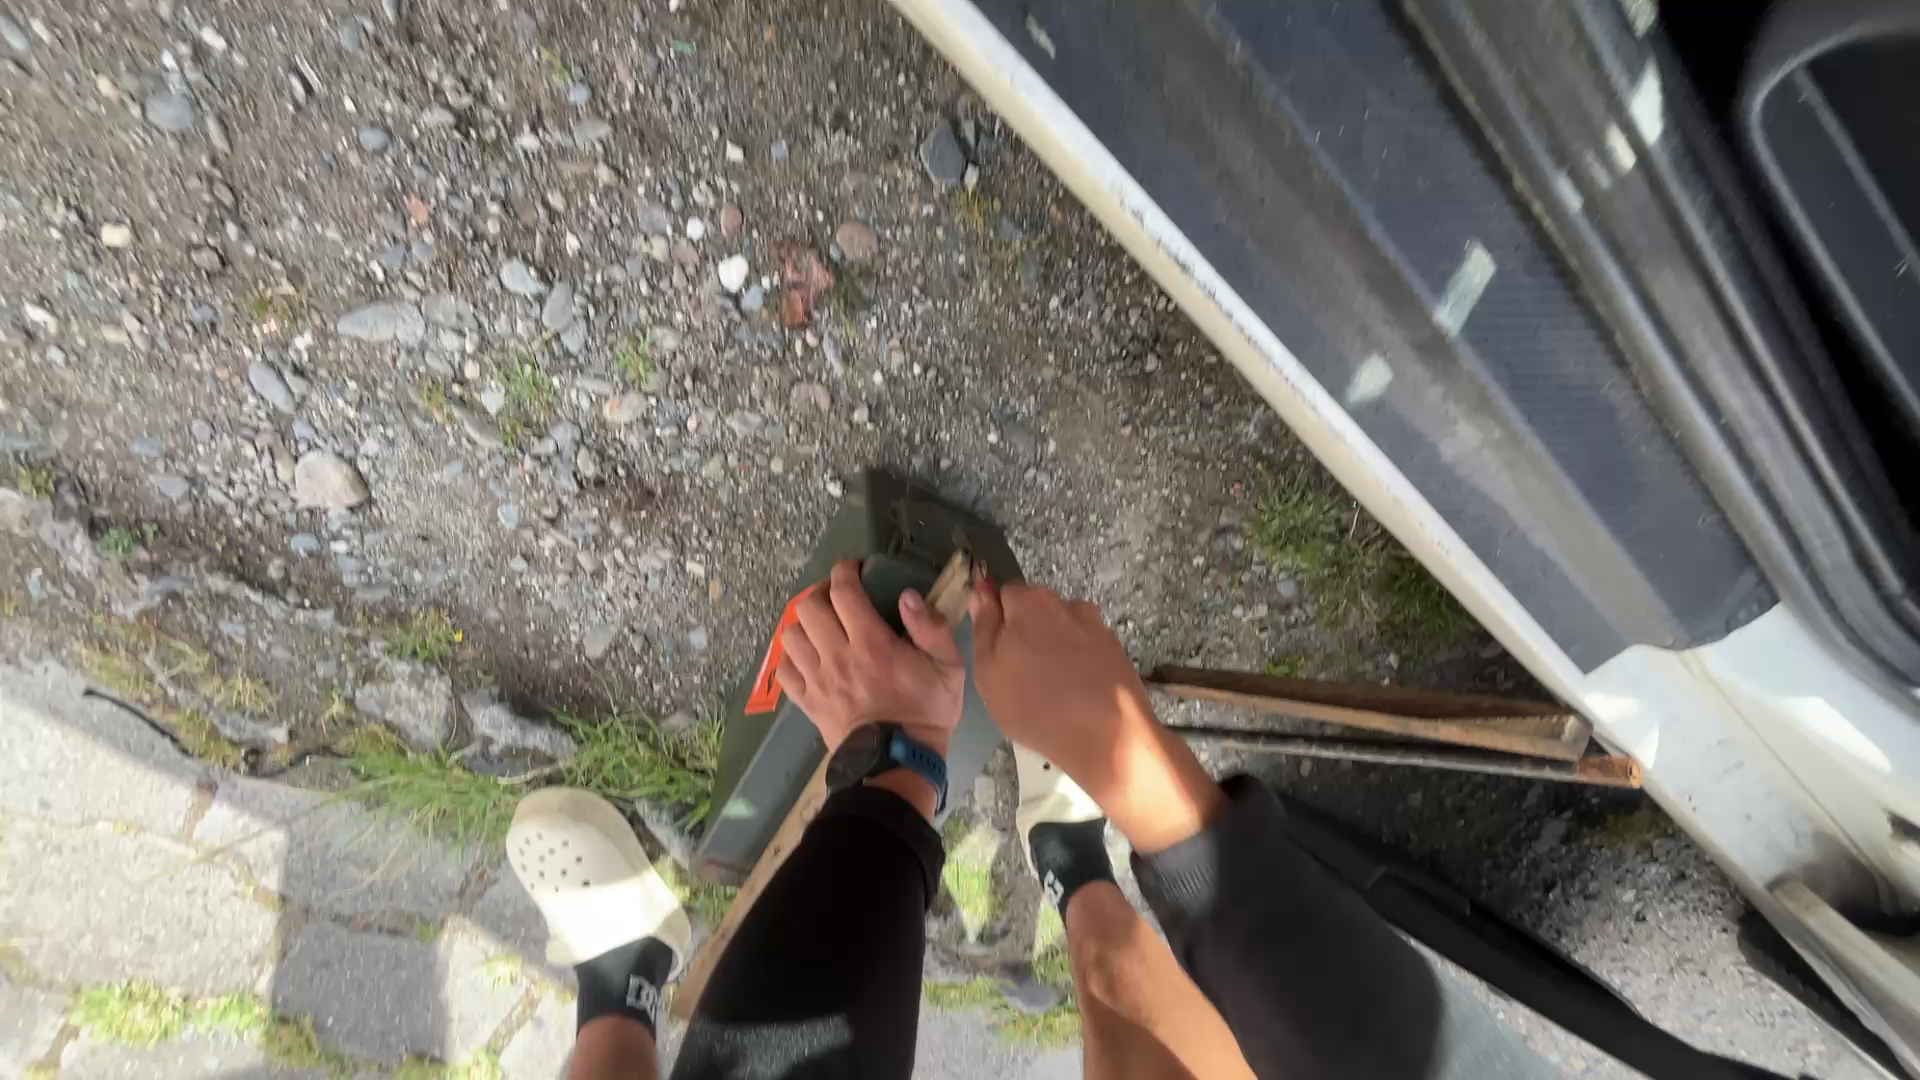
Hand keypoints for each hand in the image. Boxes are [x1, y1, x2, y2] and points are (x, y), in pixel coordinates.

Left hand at [775, 558, 964, 759]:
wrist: (898, 762)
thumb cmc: (926, 712)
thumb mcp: (948, 668)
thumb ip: (932, 628)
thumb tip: (907, 596)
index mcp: (871, 643)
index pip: (843, 592)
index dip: (845, 571)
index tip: (855, 568)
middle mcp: (837, 655)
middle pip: (809, 607)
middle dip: (822, 593)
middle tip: (838, 598)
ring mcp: (817, 679)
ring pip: (791, 634)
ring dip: (805, 623)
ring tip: (822, 626)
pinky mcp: (806, 701)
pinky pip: (784, 669)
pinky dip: (792, 656)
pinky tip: (809, 656)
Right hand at [970, 580, 1223, 851]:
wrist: (1109, 738)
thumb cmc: (1036, 706)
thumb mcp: (989, 671)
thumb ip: (983, 626)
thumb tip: (981, 594)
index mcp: (1031, 601)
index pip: (1004, 592)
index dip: (997, 619)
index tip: (997, 650)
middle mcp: (1068, 603)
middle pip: (1036, 609)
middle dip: (1026, 633)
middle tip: (1019, 675)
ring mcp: (1097, 626)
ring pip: (1063, 630)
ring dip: (1054, 649)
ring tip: (1052, 690)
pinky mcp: (1117, 650)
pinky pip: (1086, 649)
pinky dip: (1079, 664)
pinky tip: (1076, 694)